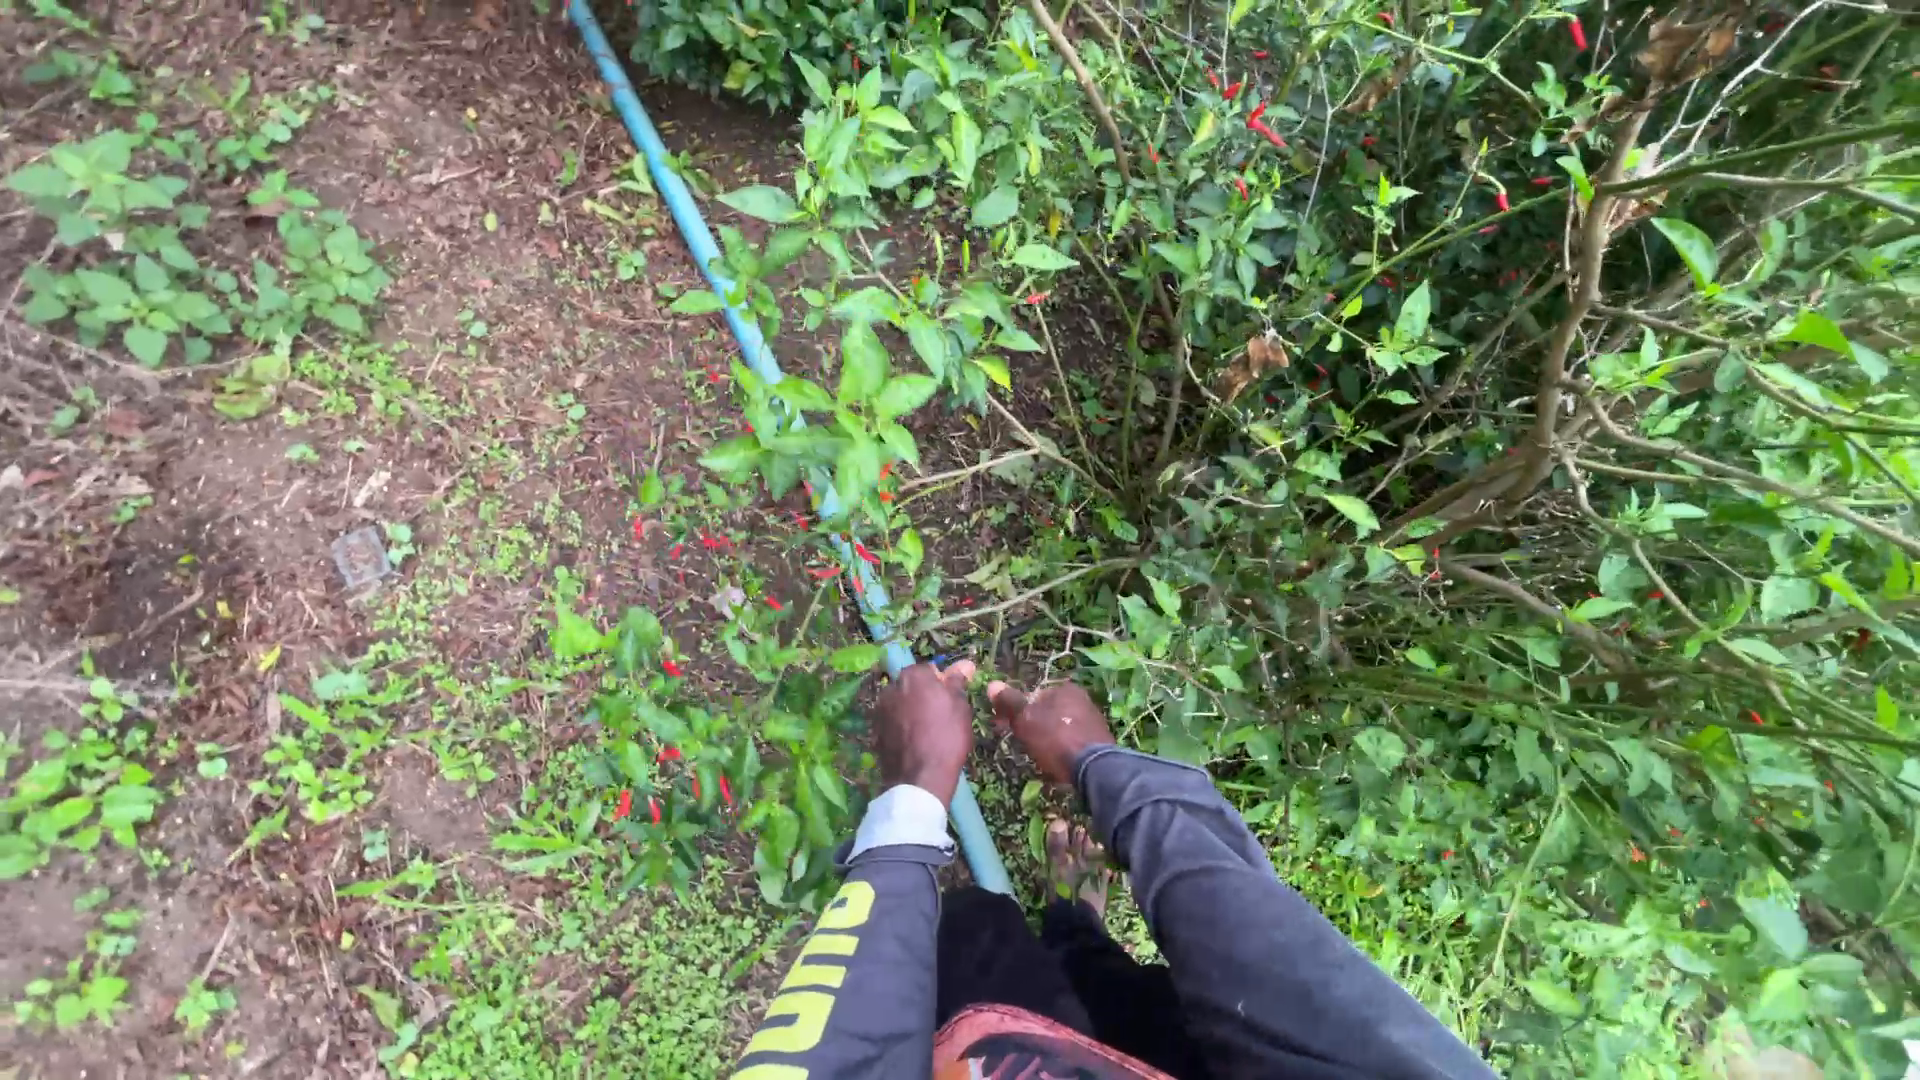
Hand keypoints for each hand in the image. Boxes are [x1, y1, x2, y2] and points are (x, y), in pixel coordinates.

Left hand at [873, 659, 977, 806]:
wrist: (920, 778)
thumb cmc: (947, 737)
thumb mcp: (960, 707)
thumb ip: (957, 683)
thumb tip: (964, 664)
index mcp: (913, 676)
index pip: (929, 670)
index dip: (942, 684)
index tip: (951, 701)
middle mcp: (891, 687)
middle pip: (912, 686)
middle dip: (924, 695)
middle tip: (941, 716)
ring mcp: (880, 710)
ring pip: (901, 703)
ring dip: (911, 710)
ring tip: (927, 732)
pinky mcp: (874, 731)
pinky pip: (893, 721)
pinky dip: (902, 727)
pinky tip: (915, 742)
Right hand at [987, 679, 1113, 783]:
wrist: (1094, 769)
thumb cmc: (1055, 738)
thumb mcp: (1025, 719)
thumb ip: (1009, 702)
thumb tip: (992, 684)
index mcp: (1065, 688)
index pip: (1033, 695)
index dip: (1016, 710)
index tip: (1005, 726)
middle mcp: (1082, 699)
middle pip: (1047, 711)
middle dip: (1032, 725)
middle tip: (1021, 743)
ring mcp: (1093, 721)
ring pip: (1060, 727)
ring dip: (1047, 738)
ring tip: (1038, 756)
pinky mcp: (1100, 742)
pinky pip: (1072, 741)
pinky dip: (1062, 749)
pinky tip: (1057, 763)